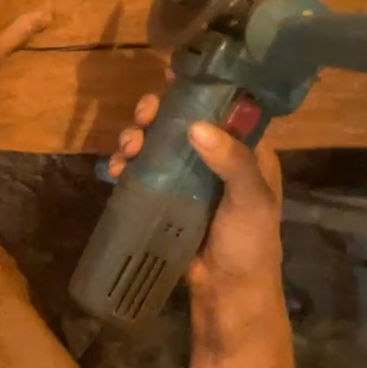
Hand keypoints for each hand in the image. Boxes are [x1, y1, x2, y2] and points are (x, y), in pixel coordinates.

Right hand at [108, 93, 284, 294]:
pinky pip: (141, 168)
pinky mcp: (164, 194)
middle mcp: (215, 158)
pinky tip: (116, 170)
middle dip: (157, 114)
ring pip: (157, 142)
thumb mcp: (250, 202)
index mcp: (245, 153)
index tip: (172, 77)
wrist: (226, 291)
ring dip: (136, 137)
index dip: (199, 91)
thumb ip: (232, 162)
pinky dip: (126, 162)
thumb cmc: (248, 244)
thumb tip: (195, 126)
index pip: (223, 110)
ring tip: (126, 149)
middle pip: (181, 121)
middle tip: (142, 116)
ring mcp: (187, 176)